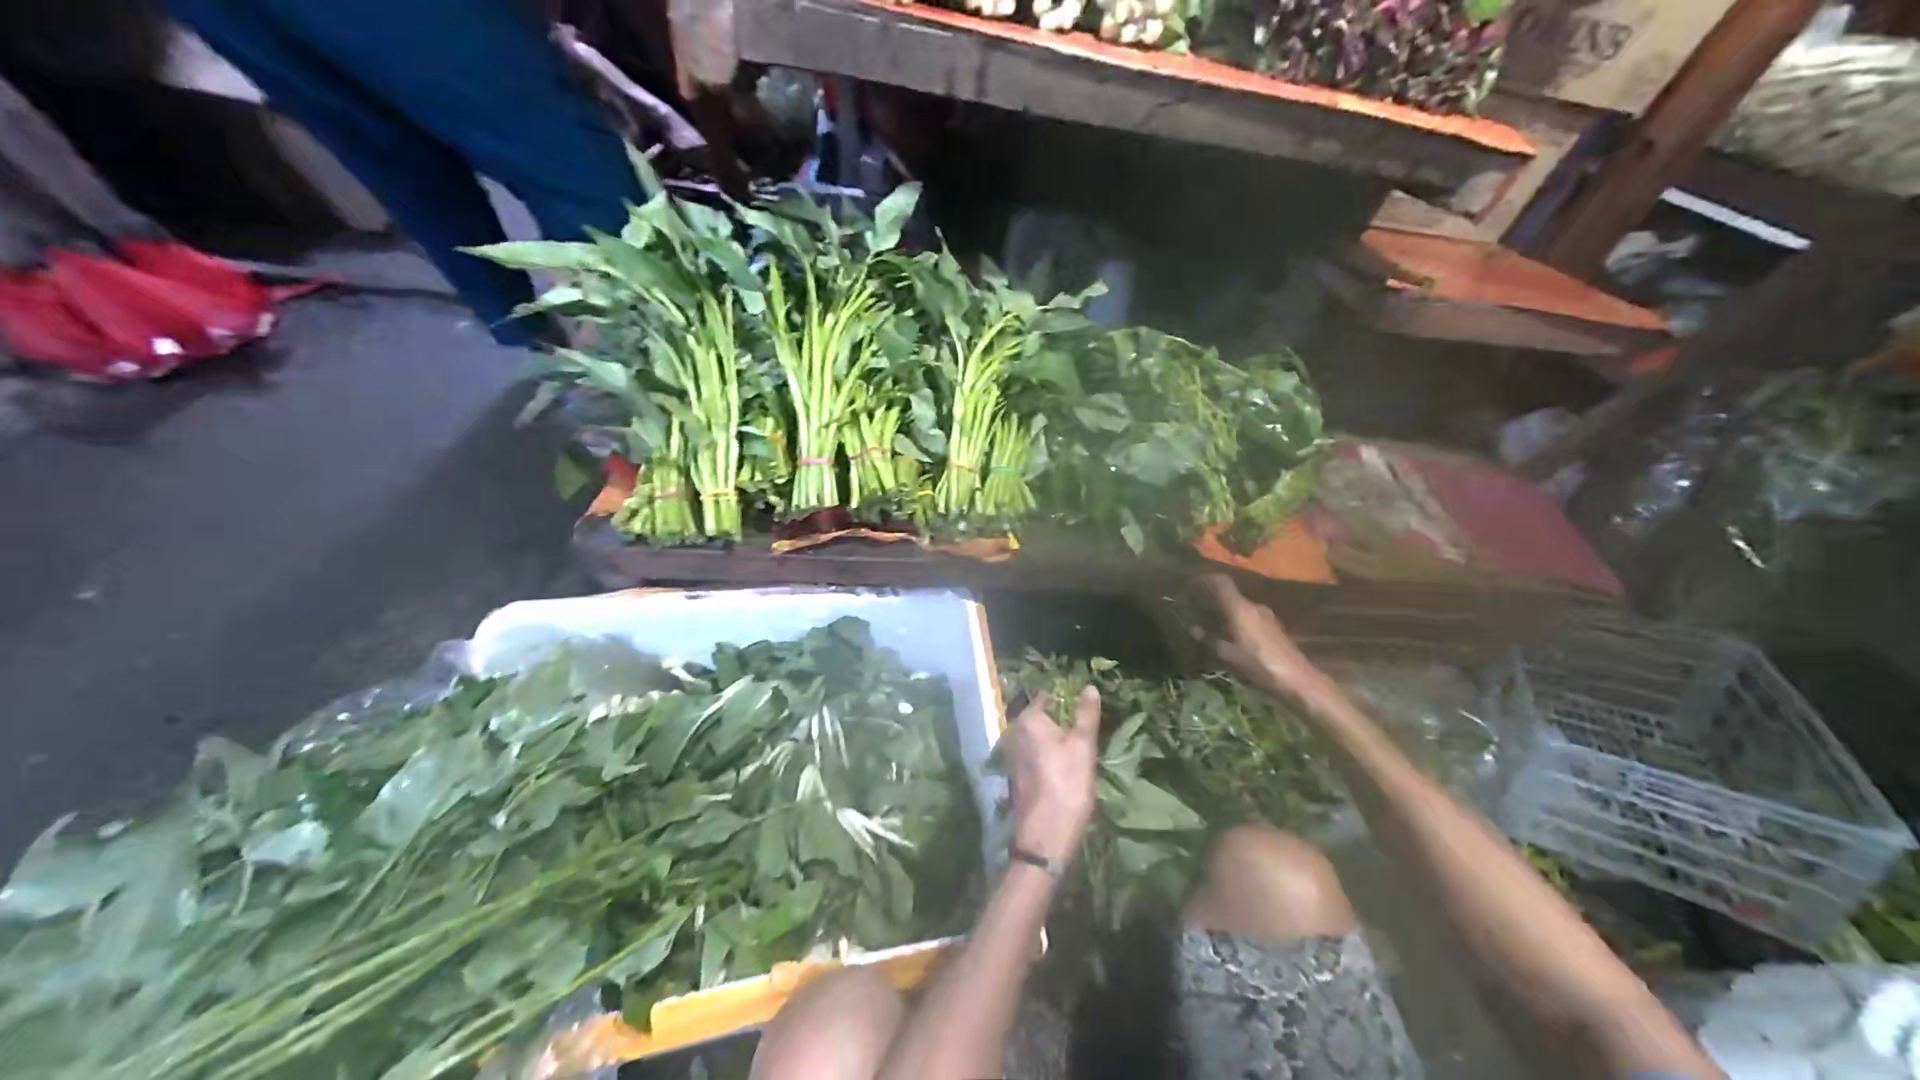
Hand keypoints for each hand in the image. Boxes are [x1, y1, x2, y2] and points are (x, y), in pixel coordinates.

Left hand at [1005, 687, 1101, 865]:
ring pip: (1035, 737)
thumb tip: (1089, 687)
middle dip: (1059, 720)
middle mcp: (1013, 731)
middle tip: (1083, 730)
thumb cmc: (1067, 782)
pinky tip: (1061, 766)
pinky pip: (1031, 753)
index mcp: (1027, 718)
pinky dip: (1044, 754)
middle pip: (1040, 717)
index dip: (1066, 699)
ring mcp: (1010, 753)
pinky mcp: (1013, 773)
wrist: (1045, 832)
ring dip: (1052, 739)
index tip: (1084, 707)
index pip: (1047, 696)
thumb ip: (1086, 713)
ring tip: (1076, 748)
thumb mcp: (1083, 744)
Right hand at [1203, 575, 1335, 703]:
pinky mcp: (1275, 627)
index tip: (1193, 583)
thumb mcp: (1229, 654)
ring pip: (1242, 607)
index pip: (1222, 582)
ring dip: (1228, 611)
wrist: (1298, 679)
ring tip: (1215, 622)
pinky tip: (1235, 634)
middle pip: (1232, 595)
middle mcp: (1255, 606)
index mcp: (1241, 608)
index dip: (1207, 579)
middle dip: (1215, 599)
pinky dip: (1240, 620)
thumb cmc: (1259, 664)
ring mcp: (1268, 616)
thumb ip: (1210, 639)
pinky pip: (1252, 617)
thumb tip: (1194, 628)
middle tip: (1199, 607)